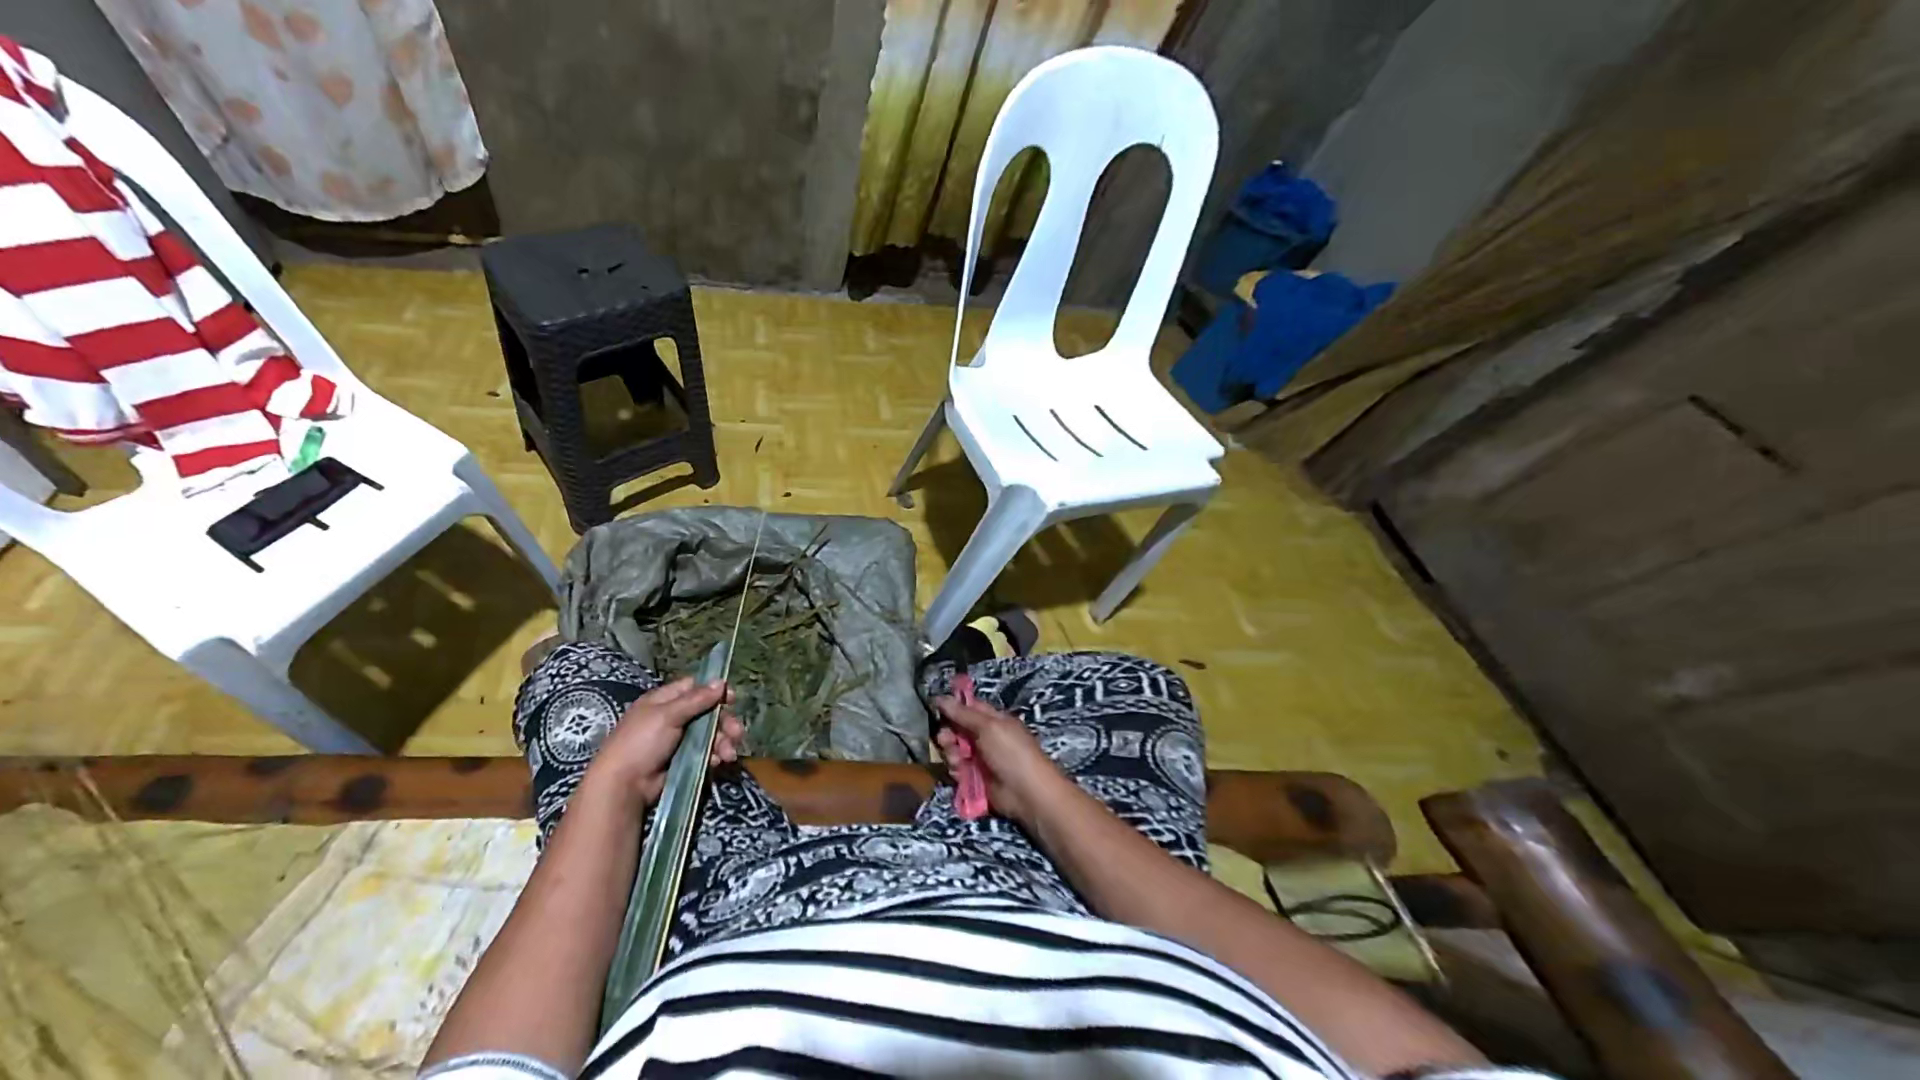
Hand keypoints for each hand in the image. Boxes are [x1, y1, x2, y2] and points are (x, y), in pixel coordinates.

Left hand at [587, 678, 744, 806]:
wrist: (624, 786)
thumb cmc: (641, 743)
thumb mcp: (667, 716)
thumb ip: (696, 699)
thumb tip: (721, 682)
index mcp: (664, 701)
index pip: (695, 688)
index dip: (714, 691)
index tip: (732, 699)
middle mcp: (673, 717)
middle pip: (708, 712)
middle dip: (724, 722)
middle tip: (737, 733)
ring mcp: (678, 740)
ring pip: (710, 733)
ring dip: (723, 741)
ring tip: (728, 754)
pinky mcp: (683, 759)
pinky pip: (706, 752)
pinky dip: (714, 755)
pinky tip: (717, 762)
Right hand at [932, 695, 1069, 823]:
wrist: (1026, 793)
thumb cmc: (1011, 752)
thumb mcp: (988, 727)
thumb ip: (963, 714)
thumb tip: (940, 697)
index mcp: (993, 720)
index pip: (969, 707)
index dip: (952, 706)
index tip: (934, 706)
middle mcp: (985, 737)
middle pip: (957, 730)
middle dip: (948, 734)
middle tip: (946, 740)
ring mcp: (980, 758)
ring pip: (954, 750)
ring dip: (951, 753)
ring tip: (958, 760)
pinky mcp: (974, 778)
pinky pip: (957, 769)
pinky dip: (956, 770)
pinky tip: (960, 773)